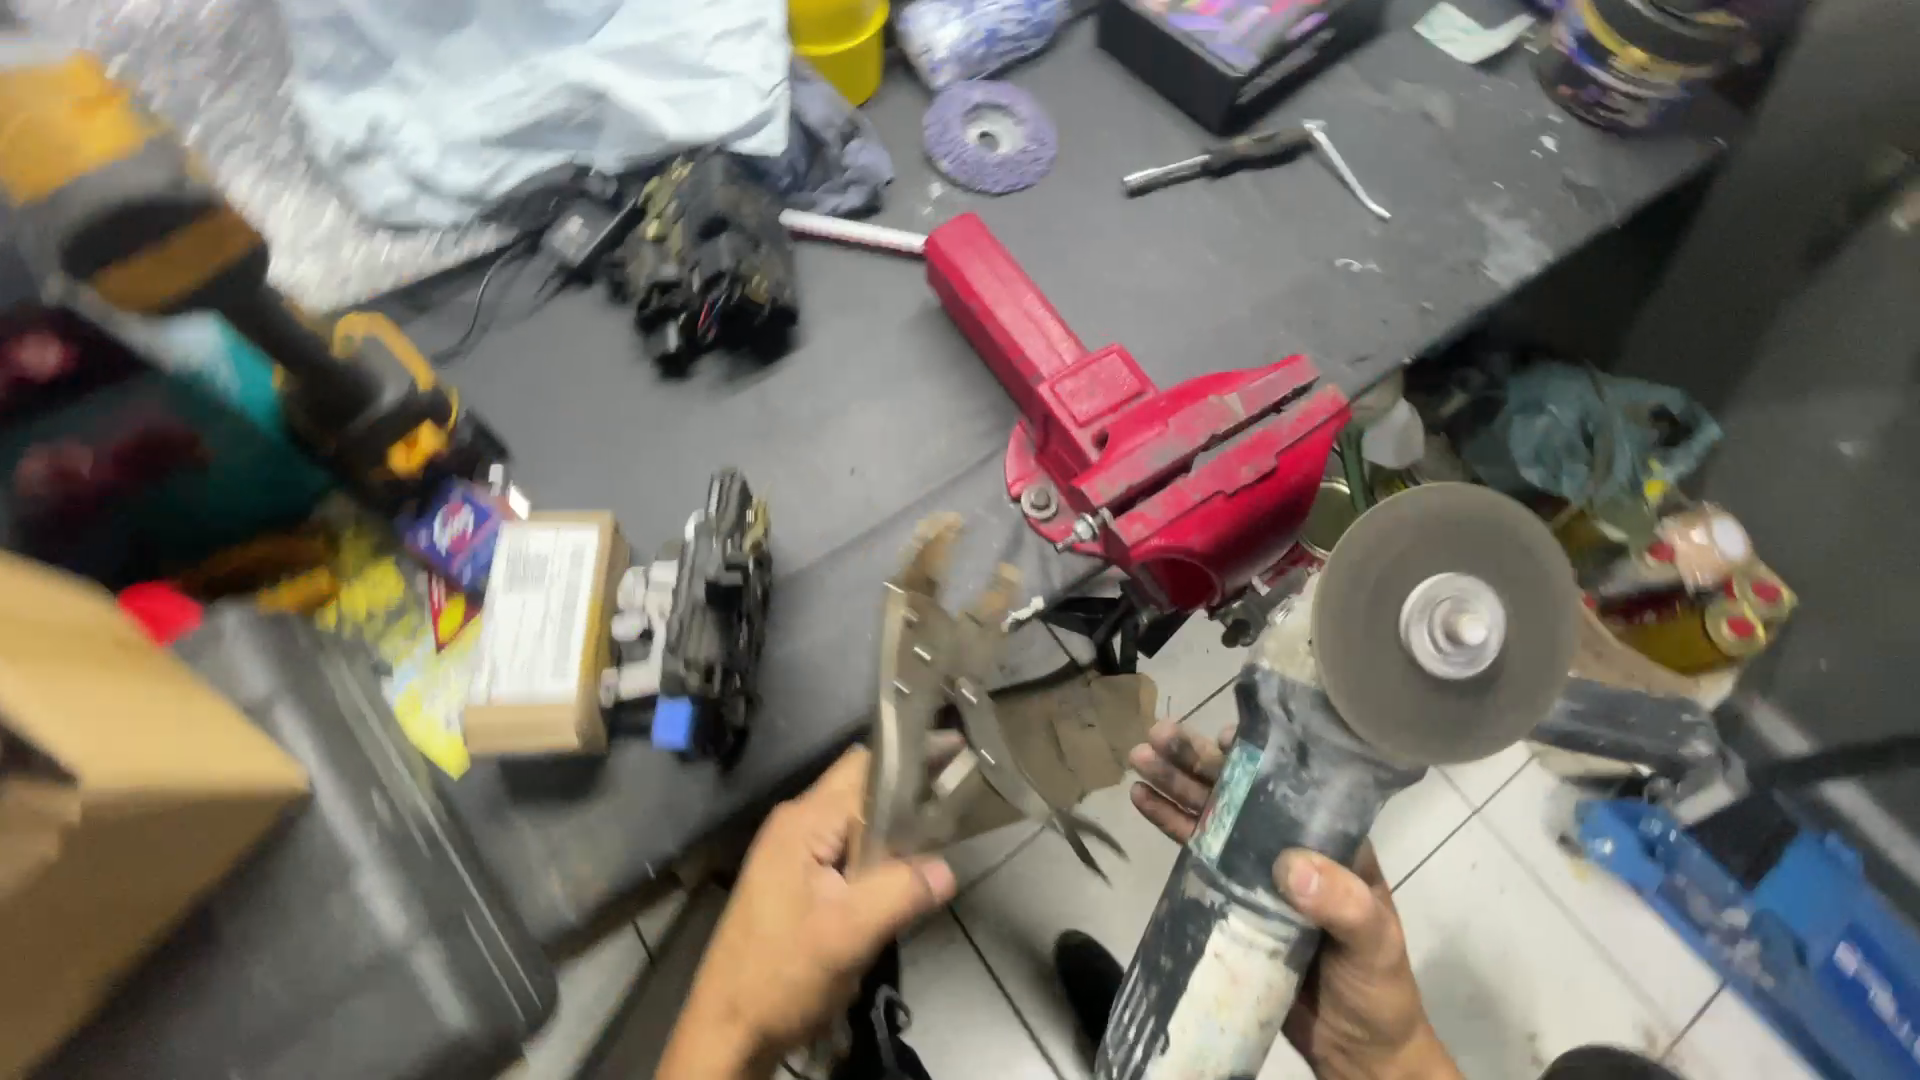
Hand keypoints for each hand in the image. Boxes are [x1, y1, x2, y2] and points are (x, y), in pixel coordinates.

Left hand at [659, 747, 957, 1079]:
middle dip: (907, 793)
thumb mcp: (848, 935)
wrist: (726, 1032)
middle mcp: (796, 823)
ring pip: (855, 821)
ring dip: (893, 829)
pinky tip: (900, 874)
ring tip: (938, 836)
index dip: (910, 757)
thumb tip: (948, 868)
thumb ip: (901, 892)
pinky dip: (875, 854)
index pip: (864, 765)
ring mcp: (792, 852)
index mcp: (804, 821)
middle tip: (955, 799)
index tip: (954, 754)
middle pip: (861, 788)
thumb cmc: (780, 976)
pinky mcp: (795, 879)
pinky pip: (844, 848)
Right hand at [1127, 720, 1458, 1079]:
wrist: (1355, 1052)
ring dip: (1174, 783)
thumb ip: (1342, 904)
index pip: (1288, 783)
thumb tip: (1290, 865)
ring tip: (1138, 758)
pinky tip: (1142, 800)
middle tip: (1157, 735)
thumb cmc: (1377, 989)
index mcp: (1329, 840)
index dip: (1254, 756)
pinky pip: (1195, 847)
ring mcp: (1255, 865)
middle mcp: (1288, 840)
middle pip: (1238, 789)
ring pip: (1210, 811)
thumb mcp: (1374, 943)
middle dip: (1196, 759)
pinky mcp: (1229, 891)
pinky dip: (1169, 821)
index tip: (1222, 738)